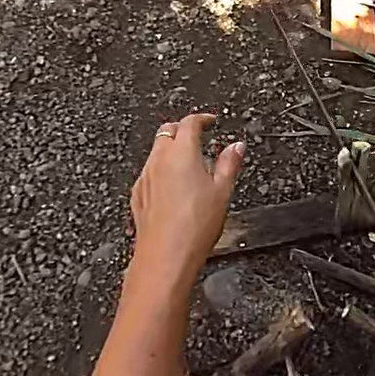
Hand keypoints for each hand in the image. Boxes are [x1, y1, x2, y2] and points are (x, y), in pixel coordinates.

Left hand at [128, 114, 244, 293]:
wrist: (165, 256)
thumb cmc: (194, 226)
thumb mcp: (222, 191)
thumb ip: (229, 163)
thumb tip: (236, 146)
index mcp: (182, 153)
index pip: (190, 123)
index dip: (202, 119)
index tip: (211, 121)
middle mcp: (159, 160)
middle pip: (167, 131)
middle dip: (183, 130)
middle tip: (199, 137)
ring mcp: (145, 177)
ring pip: (156, 152)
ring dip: (171, 150)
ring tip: (190, 165)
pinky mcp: (138, 195)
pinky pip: (149, 172)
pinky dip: (161, 170)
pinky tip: (174, 187)